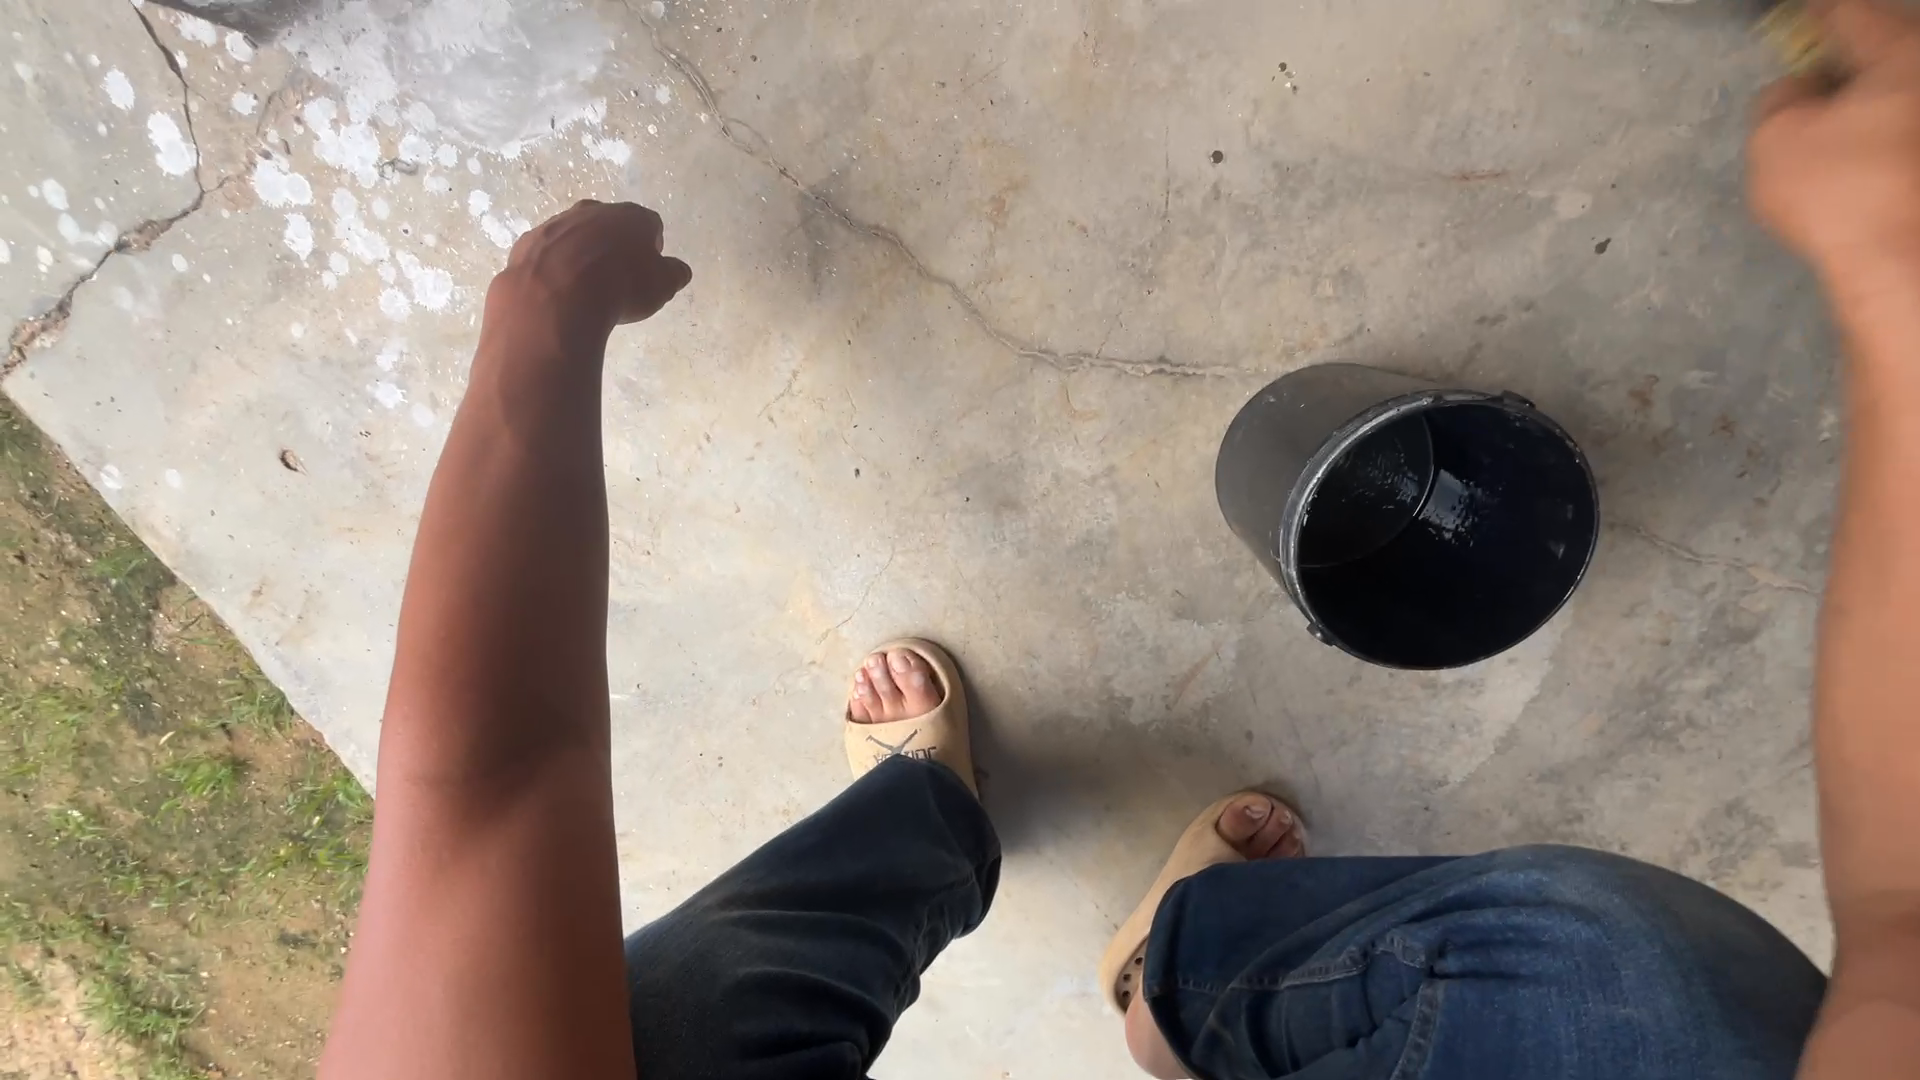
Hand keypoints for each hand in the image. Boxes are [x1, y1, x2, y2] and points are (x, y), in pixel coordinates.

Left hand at [484, 200, 692, 346]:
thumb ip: (674, 274)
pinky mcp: (528, 243)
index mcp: (631, 217)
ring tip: (589, 288)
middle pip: (609, 225)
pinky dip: (556, 268)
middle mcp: (592, 211)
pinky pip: (549, 253)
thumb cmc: (623, 287)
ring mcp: (556, 224)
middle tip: (620, 275)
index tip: (650, 268)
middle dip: (615, 245)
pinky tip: (562, 291)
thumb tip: (679, 269)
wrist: (559, 297)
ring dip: (583, 255)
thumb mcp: (663, 287)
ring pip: (576, 236)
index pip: (650, 224)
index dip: (652, 246)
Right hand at [1749, 0, 1919, 291]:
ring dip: (1863, 96)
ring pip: (1895, 87)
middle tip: (1814, 73)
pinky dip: (1876, 126)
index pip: (1850, 15)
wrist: (1900, 251)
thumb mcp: (1776, 139)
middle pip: (1888, 46)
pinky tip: (1854, 151)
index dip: (1816, 13)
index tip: (1798, 11)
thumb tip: (1797, 87)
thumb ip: (1779, 101)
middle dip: (1850, 58)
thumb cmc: (1833, 187)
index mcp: (1901, 54)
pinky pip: (1899, 125)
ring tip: (1830, 117)